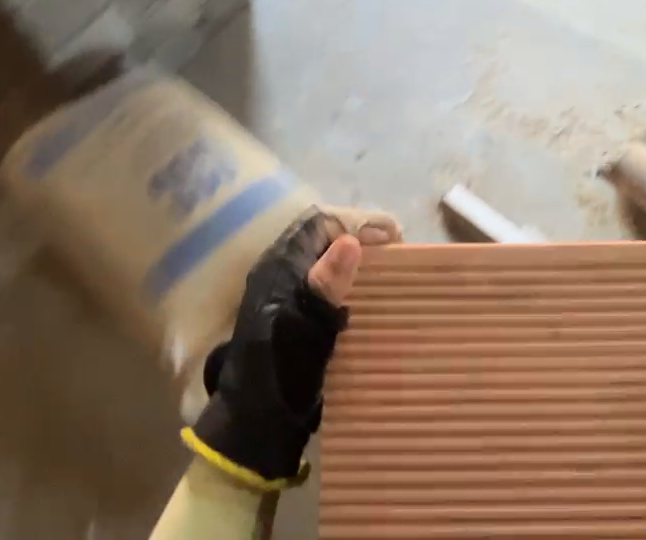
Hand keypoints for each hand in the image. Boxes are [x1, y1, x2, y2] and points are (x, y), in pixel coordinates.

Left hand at [184, 210, 363, 488]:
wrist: (254, 422)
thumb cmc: (282, 370)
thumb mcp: (308, 327)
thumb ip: (326, 283)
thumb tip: (350, 241)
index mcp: (281, 265)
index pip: (320, 223)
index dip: (357, 223)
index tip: (390, 241)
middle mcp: (278, 270)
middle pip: (320, 236)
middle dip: (357, 237)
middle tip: (391, 255)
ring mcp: (280, 292)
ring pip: (319, 257)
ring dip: (350, 258)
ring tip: (383, 274)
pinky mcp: (285, 314)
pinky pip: (317, 280)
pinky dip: (342, 280)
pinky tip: (360, 300)